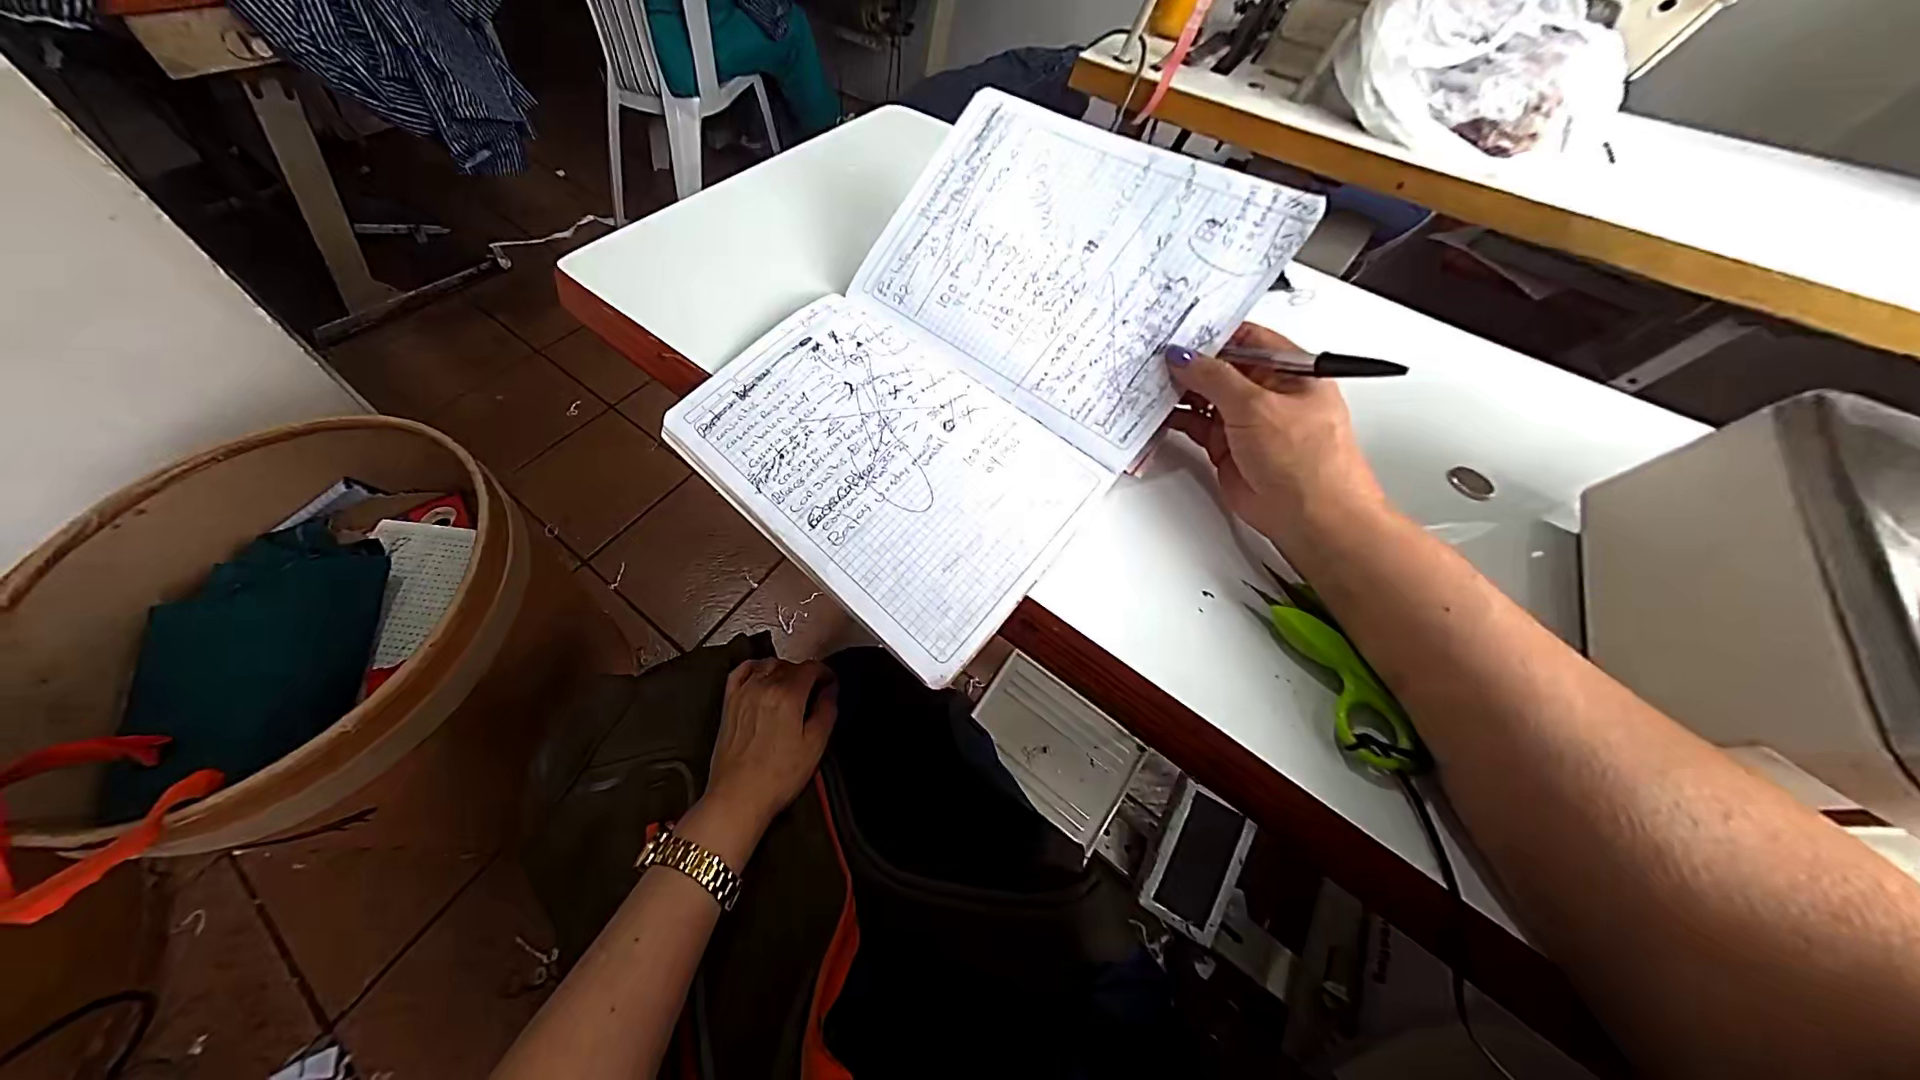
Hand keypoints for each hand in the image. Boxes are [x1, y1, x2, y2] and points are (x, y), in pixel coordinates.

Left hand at [704, 659, 838, 835]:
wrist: (738, 797)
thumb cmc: (777, 776)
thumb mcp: (815, 744)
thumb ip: (827, 710)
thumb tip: (831, 690)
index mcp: (788, 695)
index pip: (811, 668)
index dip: (825, 672)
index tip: (830, 683)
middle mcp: (763, 687)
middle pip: (790, 665)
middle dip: (807, 674)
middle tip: (815, 690)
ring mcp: (743, 693)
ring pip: (767, 665)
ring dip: (783, 669)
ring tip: (792, 686)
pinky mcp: (729, 703)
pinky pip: (741, 671)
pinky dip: (754, 667)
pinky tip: (762, 676)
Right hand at [1165, 322, 1384, 540]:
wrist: (1309, 515)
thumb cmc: (1310, 464)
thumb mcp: (1258, 406)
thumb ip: (1216, 378)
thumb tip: (1186, 358)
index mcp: (1289, 371)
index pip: (1246, 339)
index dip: (1213, 333)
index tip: (1180, 332)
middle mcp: (1267, 394)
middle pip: (1220, 368)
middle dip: (1189, 364)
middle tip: (1157, 359)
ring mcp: (1246, 422)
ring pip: (1204, 397)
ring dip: (1178, 392)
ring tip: (1151, 385)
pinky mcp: (1227, 447)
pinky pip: (1195, 426)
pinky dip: (1176, 419)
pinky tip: (1159, 413)